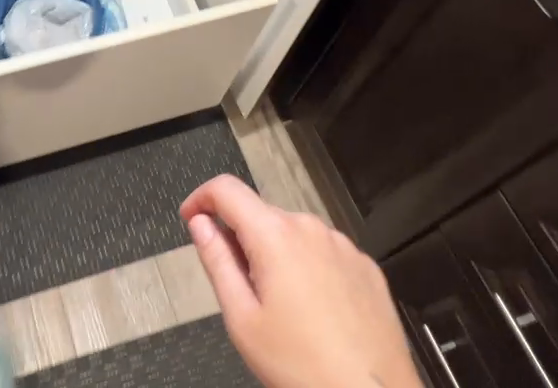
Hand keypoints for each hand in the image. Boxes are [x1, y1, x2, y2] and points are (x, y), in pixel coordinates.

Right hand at [181, 175, 421, 387]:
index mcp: (275, 235)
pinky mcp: (366, 266)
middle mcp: (311, 228)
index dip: (201, 198)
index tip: (191, 218)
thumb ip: (217, 261)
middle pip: (261, 214)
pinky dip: (308, 268)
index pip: (226, 189)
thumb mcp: (242, 319)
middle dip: (241, 238)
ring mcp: (343, 246)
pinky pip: (324, 252)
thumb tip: (200, 223)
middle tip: (238, 288)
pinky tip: (313, 310)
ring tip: (280, 308)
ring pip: (293, 234)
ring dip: (276, 254)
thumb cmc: (302, 367)